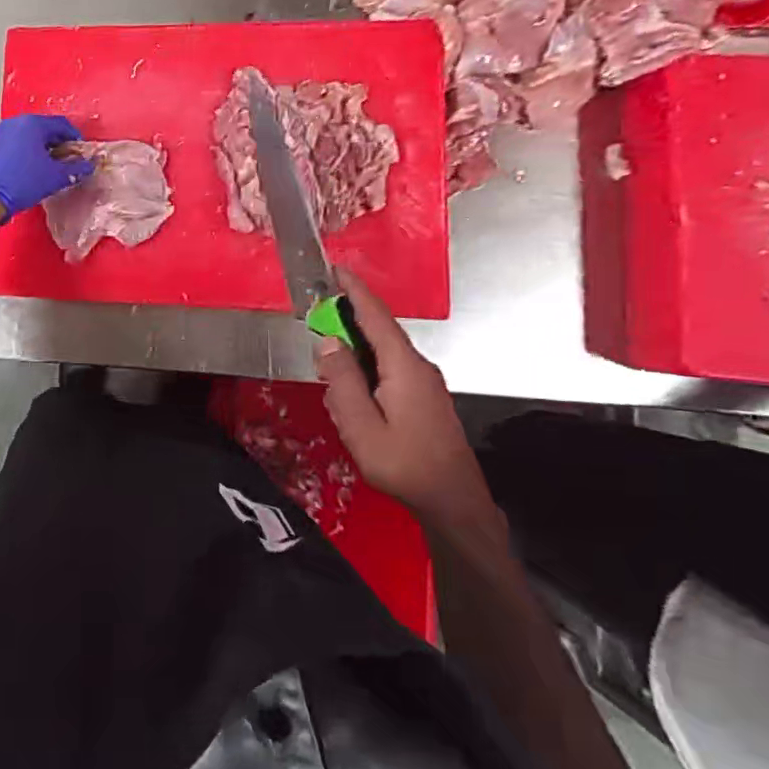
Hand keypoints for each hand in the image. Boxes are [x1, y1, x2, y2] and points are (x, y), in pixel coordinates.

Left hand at [0, 114, 91, 221]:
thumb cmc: (21, 183)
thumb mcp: (54, 177)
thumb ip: (74, 169)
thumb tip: (87, 167)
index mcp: (32, 123)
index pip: (61, 124)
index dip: (75, 139)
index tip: (80, 154)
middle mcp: (15, 123)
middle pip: (44, 129)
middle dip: (58, 145)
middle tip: (67, 162)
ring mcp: (1, 135)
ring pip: (29, 138)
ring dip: (42, 151)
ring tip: (50, 169)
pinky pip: (17, 146)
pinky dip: (28, 155)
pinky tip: (32, 172)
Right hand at [315, 268, 505, 541]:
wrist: (451, 499)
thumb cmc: (403, 463)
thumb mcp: (359, 424)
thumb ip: (341, 380)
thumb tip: (328, 342)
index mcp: (403, 367)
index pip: (376, 317)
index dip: (355, 291)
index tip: (335, 269)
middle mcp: (417, 367)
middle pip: (376, 335)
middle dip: (344, 330)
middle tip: (317, 340)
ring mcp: (423, 384)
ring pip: (379, 359)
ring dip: (351, 365)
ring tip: (338, 402)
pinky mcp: (422, 399)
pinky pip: (386, 375)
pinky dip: (363, 377)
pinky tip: (353, 406)